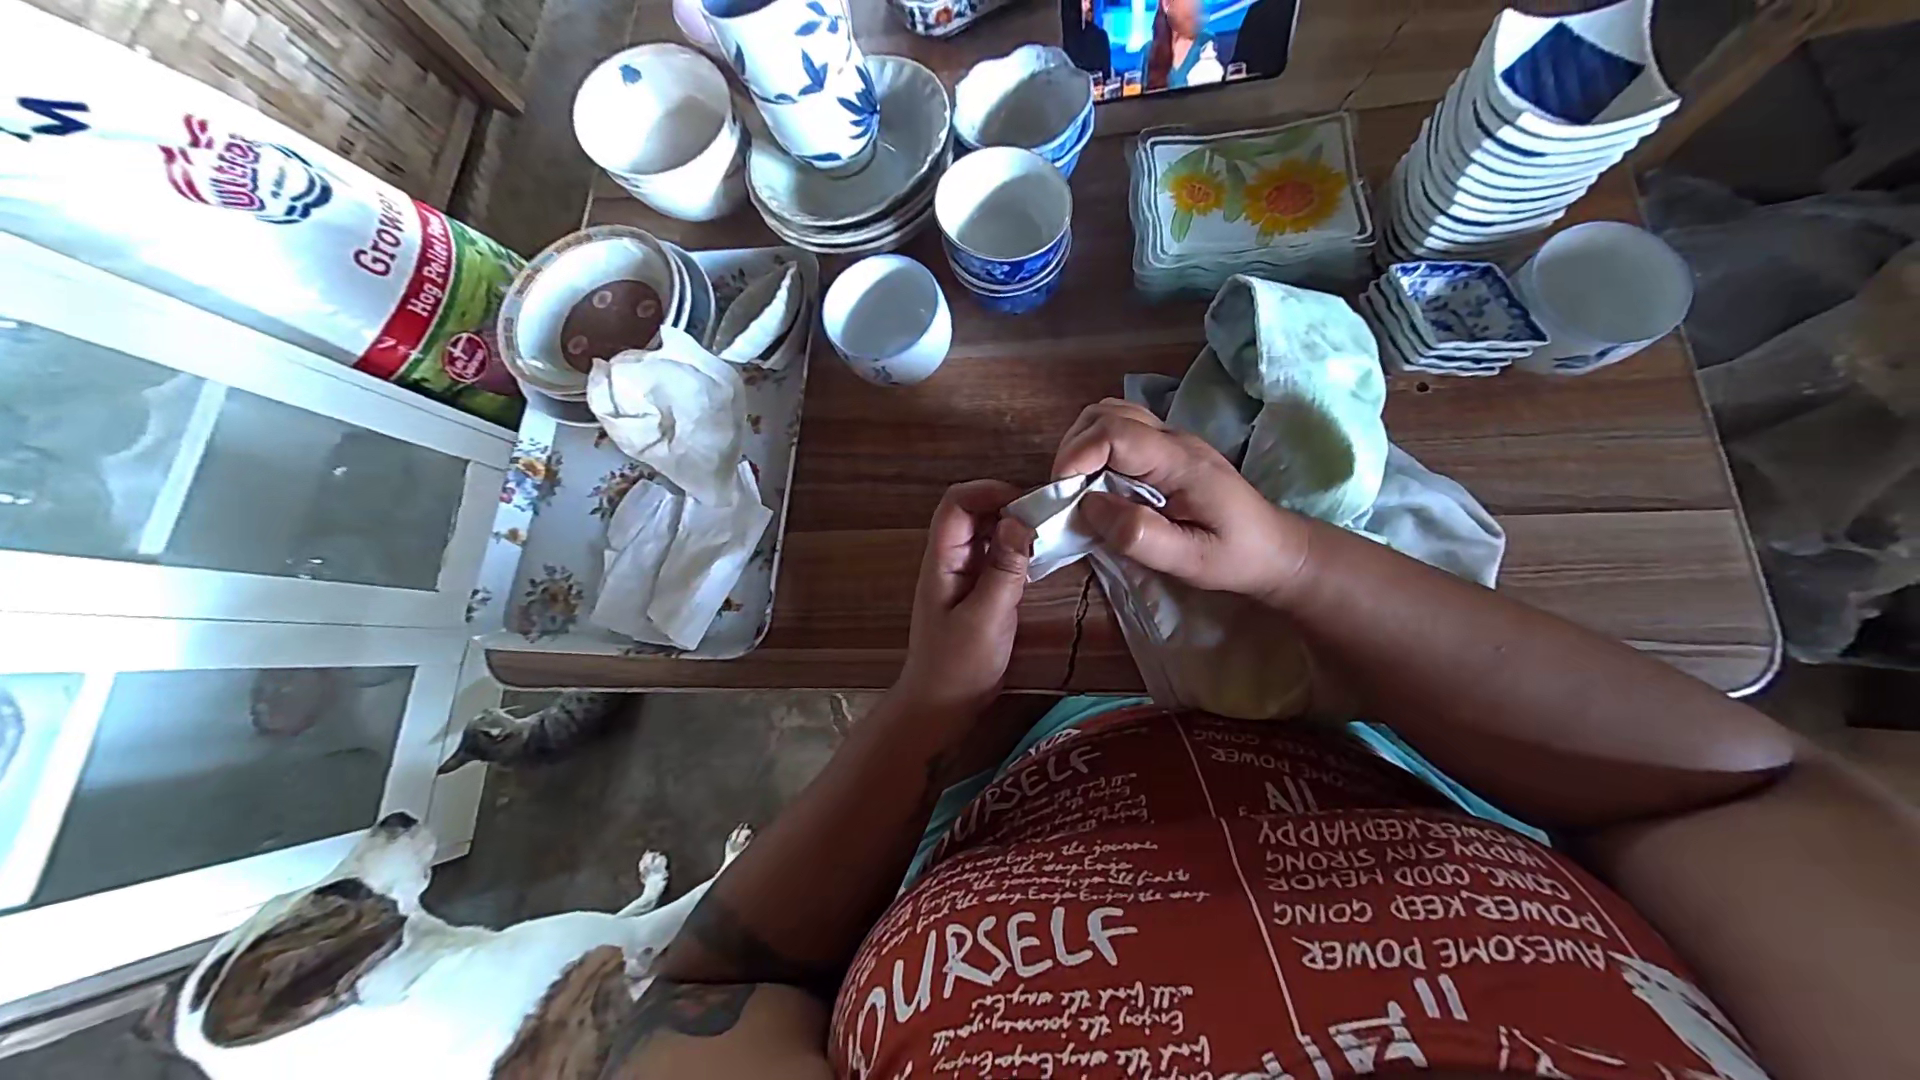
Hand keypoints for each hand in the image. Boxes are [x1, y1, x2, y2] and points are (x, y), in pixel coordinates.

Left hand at [894, 480, 1034, 718]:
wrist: (942, 704)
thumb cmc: (958, 665)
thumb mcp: (986, 617)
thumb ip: (1003, 569)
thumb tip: (1020, 521)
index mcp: (942, 559)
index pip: (957, 503)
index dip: (989, 492)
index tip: (1028, 504)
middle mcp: (951, 559)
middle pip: (974, 511)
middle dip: (1008, 506)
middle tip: (1046, 518)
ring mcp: (964, 573)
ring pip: (987, 532)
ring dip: (1015, 527)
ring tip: (1048, 535)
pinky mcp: (979, 588)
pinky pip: (997, 555)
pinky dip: (1018, 549)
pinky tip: (1040, 559)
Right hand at [1052, 399, 1311, 604]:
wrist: (1274, 549)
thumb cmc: (1234, 557)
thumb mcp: (1188, 560)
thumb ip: (1138, 535)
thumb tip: (1088, 506)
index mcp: (1180, 461)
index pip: (1116, 432)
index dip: (1077, 456)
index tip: (1062, 494)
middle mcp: (1173, 439)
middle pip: (1106, 414)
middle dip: (1072, 450)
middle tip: (1065, 494)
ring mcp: (1170, 440)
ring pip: (1109, 415)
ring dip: (1081, 446)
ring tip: (1077, 488)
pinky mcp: (1164, 450)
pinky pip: (1118, 431)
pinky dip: (1094, 449)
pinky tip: (1097, 484)